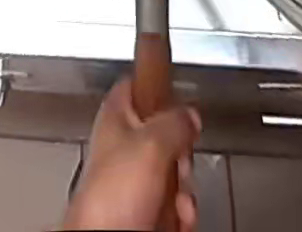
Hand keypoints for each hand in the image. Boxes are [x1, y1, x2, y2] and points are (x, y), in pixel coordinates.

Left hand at [63, 76, 201, 230]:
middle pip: (164, 132)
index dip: (158, 85)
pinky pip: (172, 204)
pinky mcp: (140, 212)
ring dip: (184, 186)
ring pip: (172, 171)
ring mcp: (131, 181)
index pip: (136, 83)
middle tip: (178, 160)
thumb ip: (176, 121)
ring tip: (177, 198)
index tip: (176, 96)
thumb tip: (189, 114)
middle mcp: (122, 147)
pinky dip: (180, 213)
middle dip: (181, 149)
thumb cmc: (112, 195)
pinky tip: (177, 217)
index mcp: (115, 118)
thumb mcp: (153, 142)